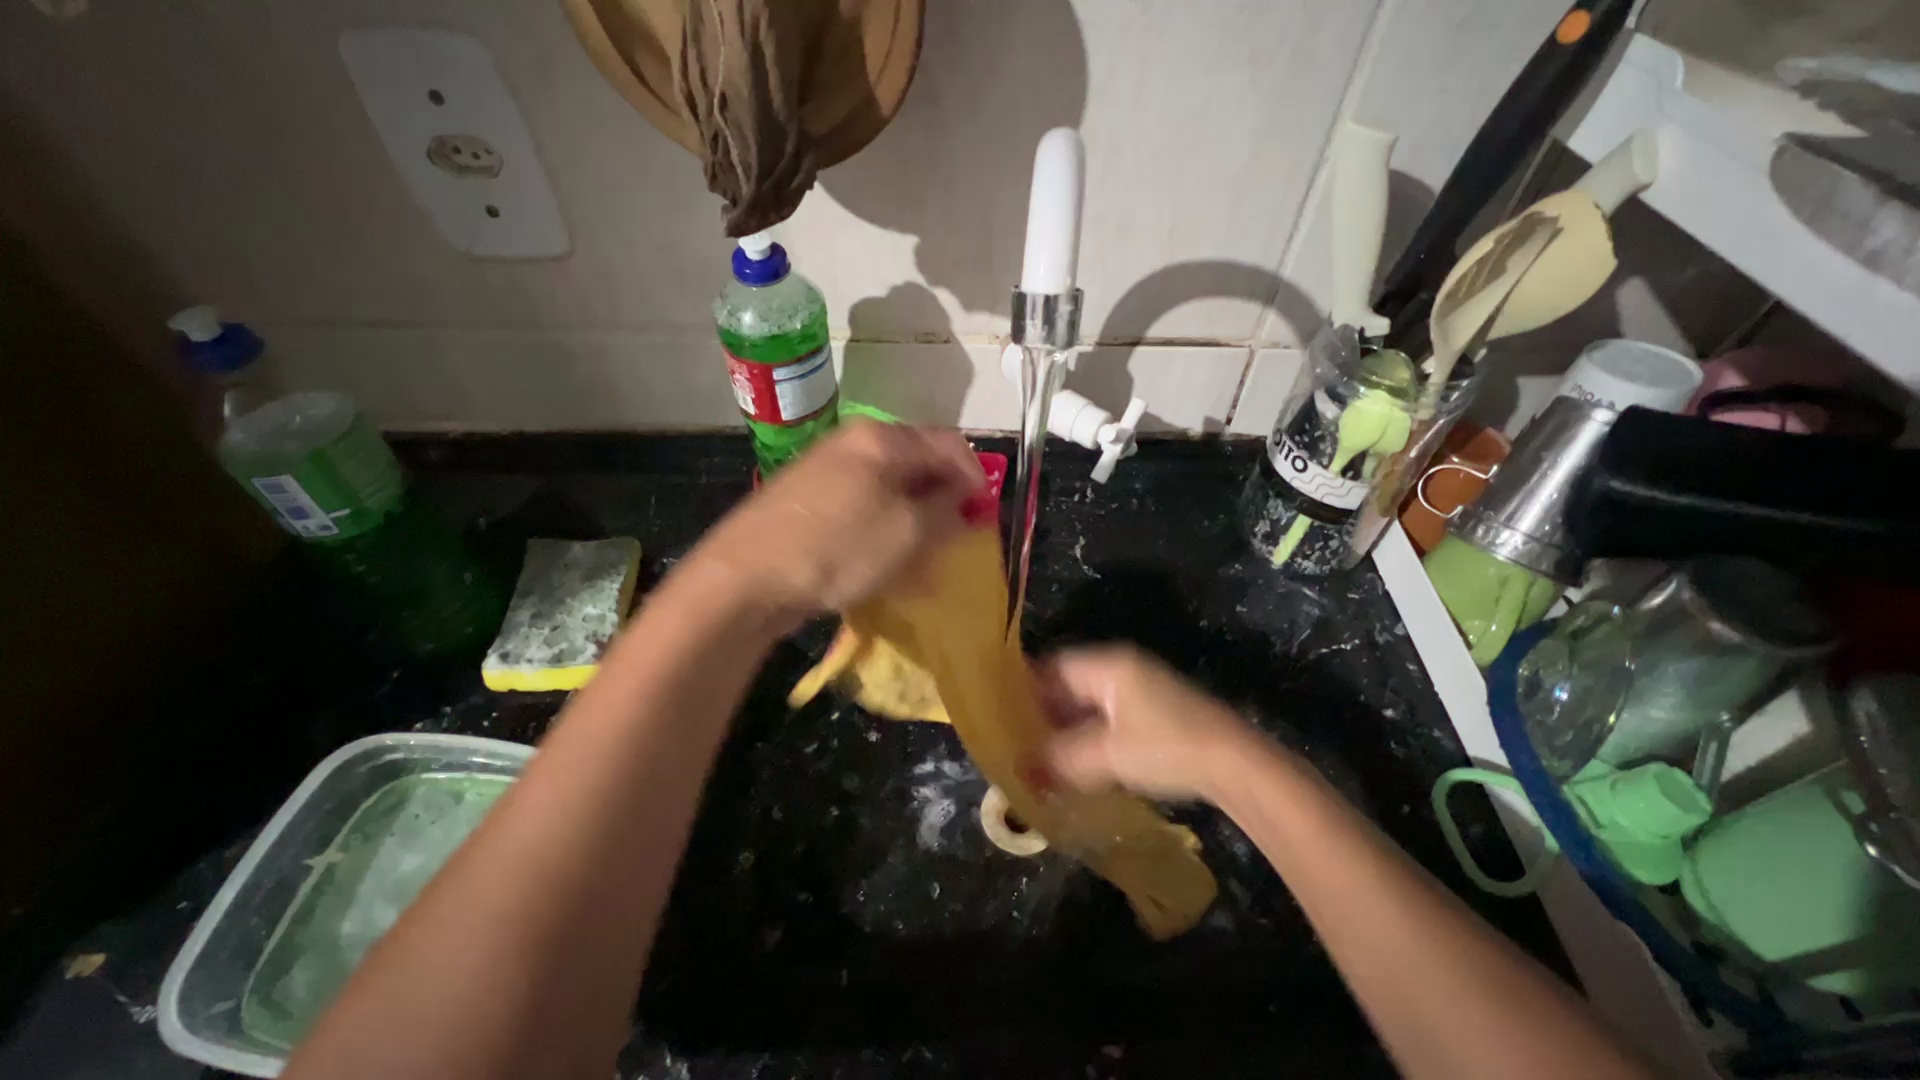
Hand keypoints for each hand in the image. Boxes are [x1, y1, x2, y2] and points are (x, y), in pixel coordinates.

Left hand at [686, 420, 982, 628]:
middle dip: (945, 500)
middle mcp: (853, 444)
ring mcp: (825, 473)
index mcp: (882, 438)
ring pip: (890, 491)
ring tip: (927, 559)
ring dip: (915, 522)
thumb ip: (946, 513)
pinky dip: (884, 533)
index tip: (987, 517)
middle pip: (917, 464)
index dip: (976, 478)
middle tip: (961, 538)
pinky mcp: (807, 505)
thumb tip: (962, 501)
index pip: (949, 444)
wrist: (745, 578)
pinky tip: (886, 565)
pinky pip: (862, 511)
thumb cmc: (837, 548)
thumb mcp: (908, 533)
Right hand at [1035, 644, 1263, 801]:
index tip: (1000, 715)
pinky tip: (1078, 765)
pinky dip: (1089, 737)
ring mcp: (1142, 691)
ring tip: (1040, 758)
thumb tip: (1024, 769)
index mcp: (1108, 666)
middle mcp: (1123, 669)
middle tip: (1016, 742)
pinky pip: (1108, 719)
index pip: (1052, 666)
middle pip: (1069, 685)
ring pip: (1089, 705)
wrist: (1234, 763)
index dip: (1024, 689)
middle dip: (1043, 714)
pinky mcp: (1155, 714)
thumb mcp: (1106, 755)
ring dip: (1067, 730)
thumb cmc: (1165, 747)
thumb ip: (1060, 760)